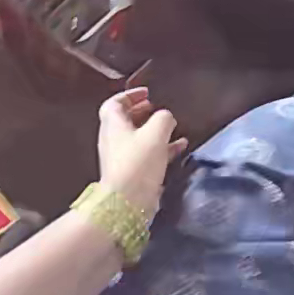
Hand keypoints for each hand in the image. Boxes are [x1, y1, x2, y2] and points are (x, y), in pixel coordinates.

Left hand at [97, 87, 185, 212]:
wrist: (127, 201)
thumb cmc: (138, 162)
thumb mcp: (156, 132)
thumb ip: (163, 118)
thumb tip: (166, 117)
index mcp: (113, 124)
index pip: (115, 103)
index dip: (130, 95)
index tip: (146, 93)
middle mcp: (113, 139)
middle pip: (125, 120)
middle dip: (142, 112)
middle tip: (156, 107)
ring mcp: (121, 157)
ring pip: (138, 137)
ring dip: (153, 130)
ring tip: (172, 126)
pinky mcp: (131, 173)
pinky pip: (147, 154)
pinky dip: (162, 148)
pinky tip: (180, 147)